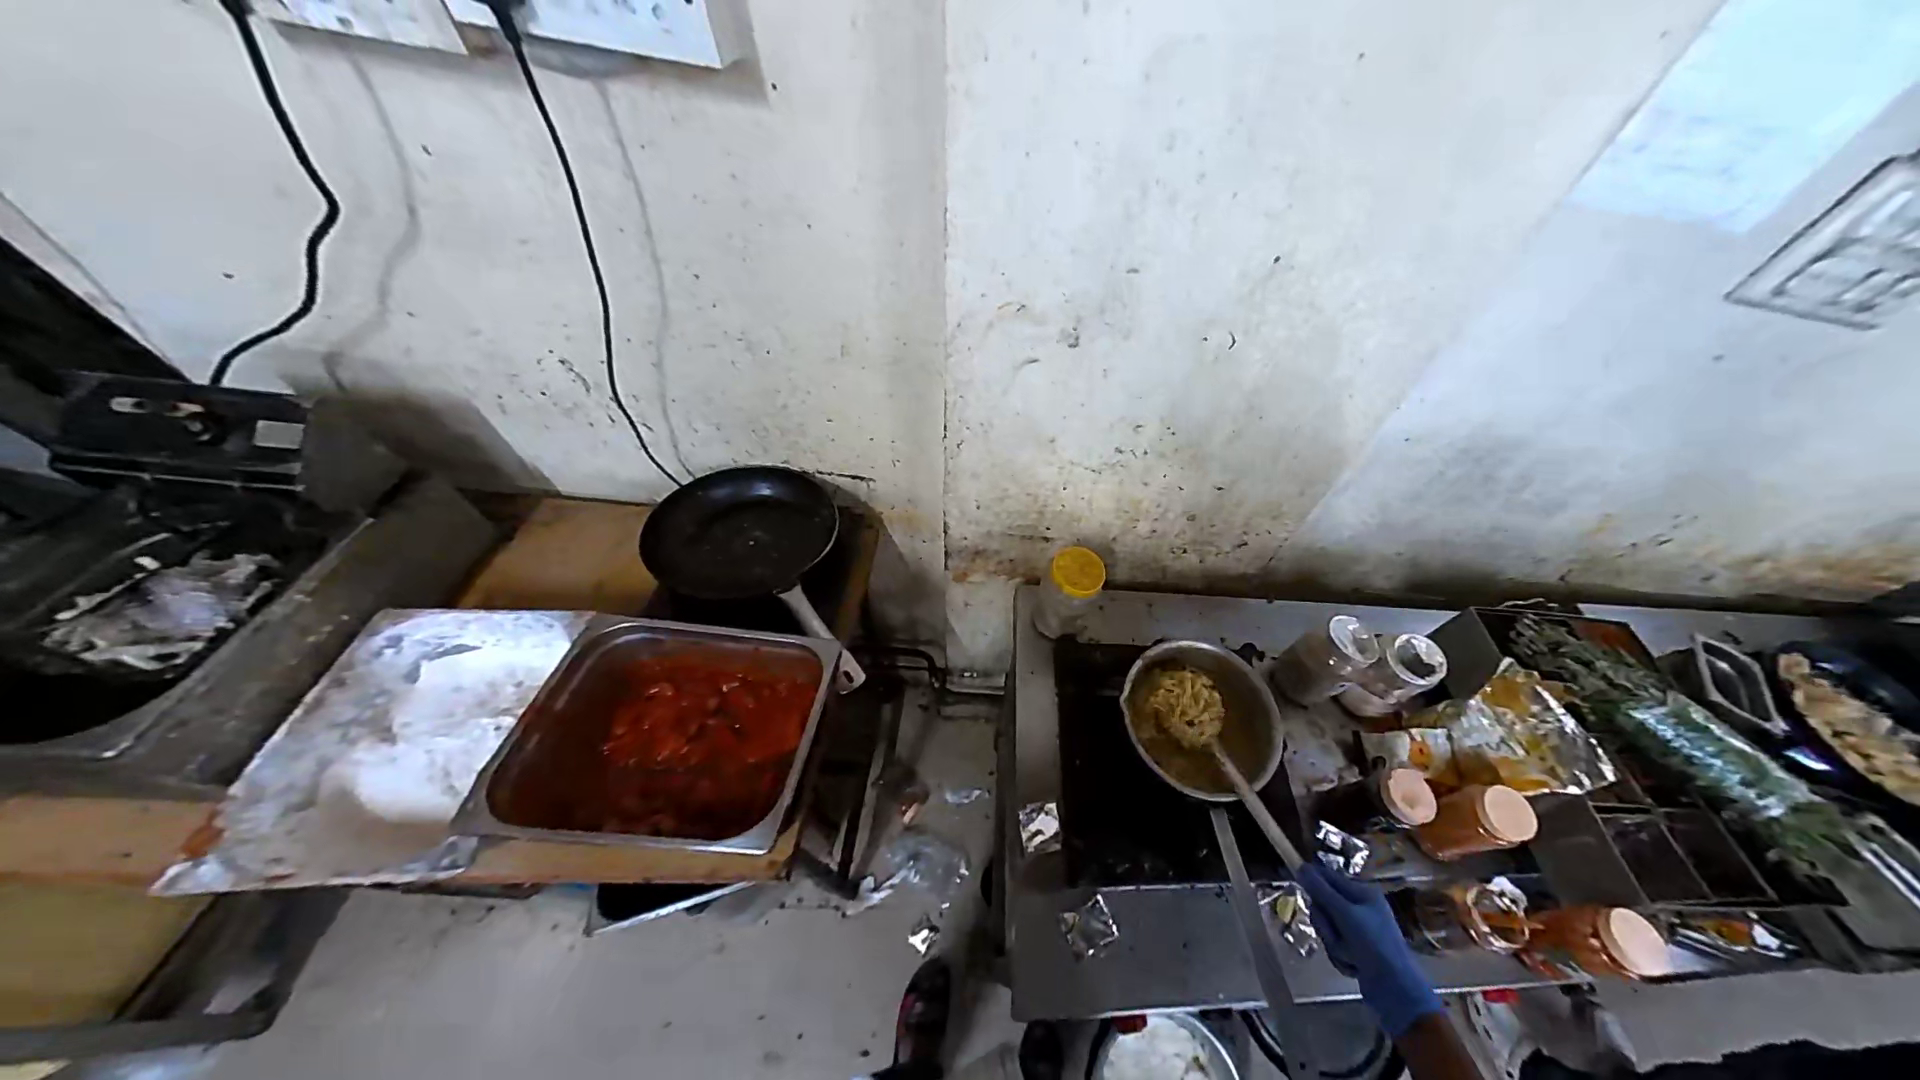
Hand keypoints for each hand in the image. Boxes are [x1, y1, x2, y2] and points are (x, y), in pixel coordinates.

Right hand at [1297, 862, 1441, 1035]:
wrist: (1397, 990)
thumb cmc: (1374, 944)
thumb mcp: (1344, 913)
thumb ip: (1321, 890)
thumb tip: (1301, 866)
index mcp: (1363, 894)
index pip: (1329, 877)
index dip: (1312, 879)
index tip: (1296, 881)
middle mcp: (1361, 909)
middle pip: (1324, 904)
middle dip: (1325, 921)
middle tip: (1334, 932)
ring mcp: (1359, 931)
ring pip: (1327, 926)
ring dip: (1332, 940)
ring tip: (1348, 954)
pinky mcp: (1357, 950)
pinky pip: (1335, 944)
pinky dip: (1340, 955)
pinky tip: (1353, 964)